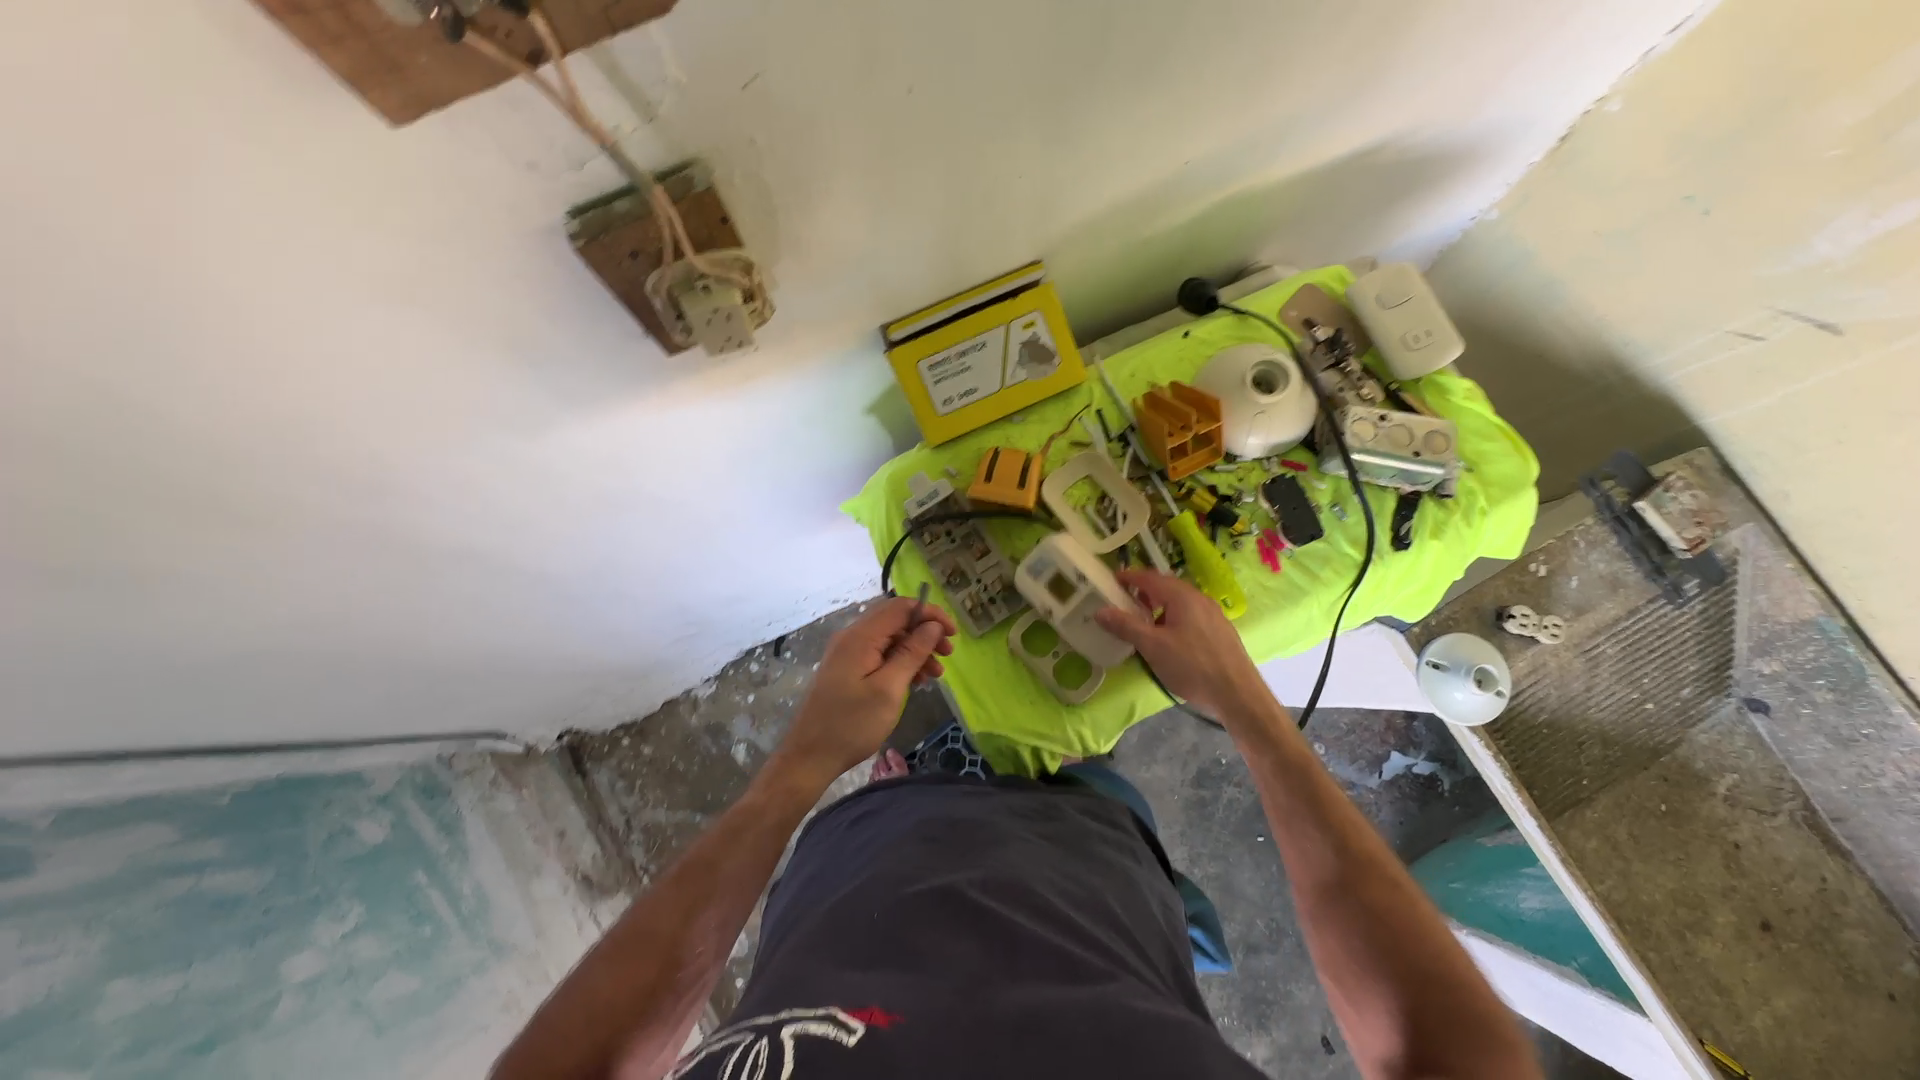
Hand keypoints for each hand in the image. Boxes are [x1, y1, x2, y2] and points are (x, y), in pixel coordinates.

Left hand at [776, 595, 957, 781]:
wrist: (811, 755)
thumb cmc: (852, 724)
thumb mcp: (889, 689)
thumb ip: (912, 653)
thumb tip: (932, 626)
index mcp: (860, 637)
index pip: (901, 607)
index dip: (930, 614)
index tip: (953, 634)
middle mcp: (852, 638)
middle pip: (896, 621)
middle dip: (925, 633)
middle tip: (947, 656)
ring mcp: (847, 654)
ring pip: (889, 639)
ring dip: (916, 651)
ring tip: (935, 675)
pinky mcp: (847, 669)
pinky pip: (879, 655)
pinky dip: (900, 663)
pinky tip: (915, 681)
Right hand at [1095, 569, 1271, 720]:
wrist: (1238, 694)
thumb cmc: (1192, 666)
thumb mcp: (1153, 647)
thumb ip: (1126, 626)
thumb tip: (1100, 611)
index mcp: (1182, 596)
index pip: (1150, 577)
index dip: (1129, 577)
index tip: (1111, 581)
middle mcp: (1199, 598)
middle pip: (1166, 588)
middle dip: (1144, 593)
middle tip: (1124, 604)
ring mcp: (1213, 614)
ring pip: (1180, 603)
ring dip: (1159, 608)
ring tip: (1144, 624)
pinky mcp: (1220, 631)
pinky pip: (1191, 615)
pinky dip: (1174, 618)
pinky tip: (1170, 639)